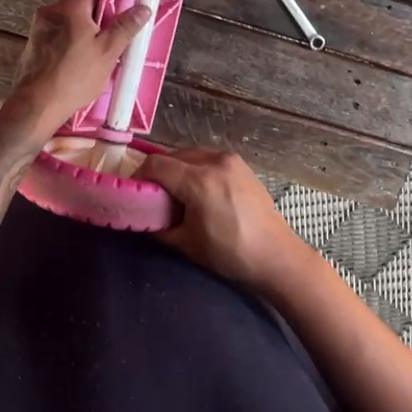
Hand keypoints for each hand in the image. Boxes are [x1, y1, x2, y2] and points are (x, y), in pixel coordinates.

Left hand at [10, 0, 151, 131]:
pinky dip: (73, 41)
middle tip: (120, 30)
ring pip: (70, 21)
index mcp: (69, 7)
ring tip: (105, 49)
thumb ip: (125, 27)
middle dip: (102, 14)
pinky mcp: (34, 47)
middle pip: (81, 3)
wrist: (36, 106)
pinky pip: (59, 36)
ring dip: (87, 30)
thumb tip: (143, 7)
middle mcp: (50, 12)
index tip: (127, 3)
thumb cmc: (75, 76)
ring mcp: (39, 29)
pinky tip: (84, 61)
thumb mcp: (108, 52)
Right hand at [135, 148, 309, 289]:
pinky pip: (207, 158)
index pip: (156, 164)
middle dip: (158, 173)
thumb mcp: (187, 244)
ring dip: (177, 169)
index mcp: (199, 181)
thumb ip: (159, 228)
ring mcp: (230, 159)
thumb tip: (141, 220)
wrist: (277, 256)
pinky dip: (195, 168)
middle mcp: (214, 161)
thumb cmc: (231, 254)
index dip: (139, 176)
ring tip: (175, 193)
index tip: (134, 192)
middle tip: (153, 196)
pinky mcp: (241, 164)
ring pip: (190, 154)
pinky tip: (197, 190)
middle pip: (172, 156)